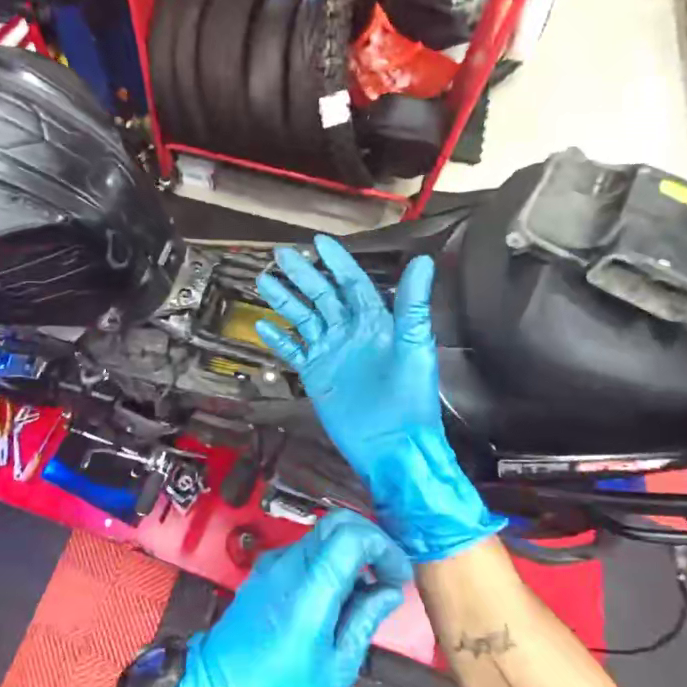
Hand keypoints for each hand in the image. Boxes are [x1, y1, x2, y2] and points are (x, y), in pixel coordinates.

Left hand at [176, 510, 410, 686]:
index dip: (384, 547)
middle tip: (388, 573)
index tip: (398, 577)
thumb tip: (390, 590)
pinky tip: (339, 592)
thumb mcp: (336, 670)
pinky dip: (332, 557)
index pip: (351, 536)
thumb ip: (365, 620)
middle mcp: (289, 564)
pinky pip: (308, 548)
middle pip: (338, 522)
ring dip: (352, 548)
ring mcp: (274, 562)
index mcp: (309, 590)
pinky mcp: (266, 568)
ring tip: (367, 587)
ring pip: (323, 532)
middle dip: (372, 540)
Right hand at [255, 235, 503, 560]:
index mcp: (376, 322)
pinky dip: (279, 339)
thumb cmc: (410, 396)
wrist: (393, 445)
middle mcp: (351, 332)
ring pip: (304, 318)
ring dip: (285, 299)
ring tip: (264, 280)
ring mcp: (332, 353)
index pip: (353, 283)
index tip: (319, 242)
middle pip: (323, 295)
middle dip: (303, 274)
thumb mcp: (415, 345)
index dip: (337, 262)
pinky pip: (294, 352)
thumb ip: (414, 303)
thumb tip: (425, 260)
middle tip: (281, 254)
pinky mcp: (318, 376)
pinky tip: (261, 325)